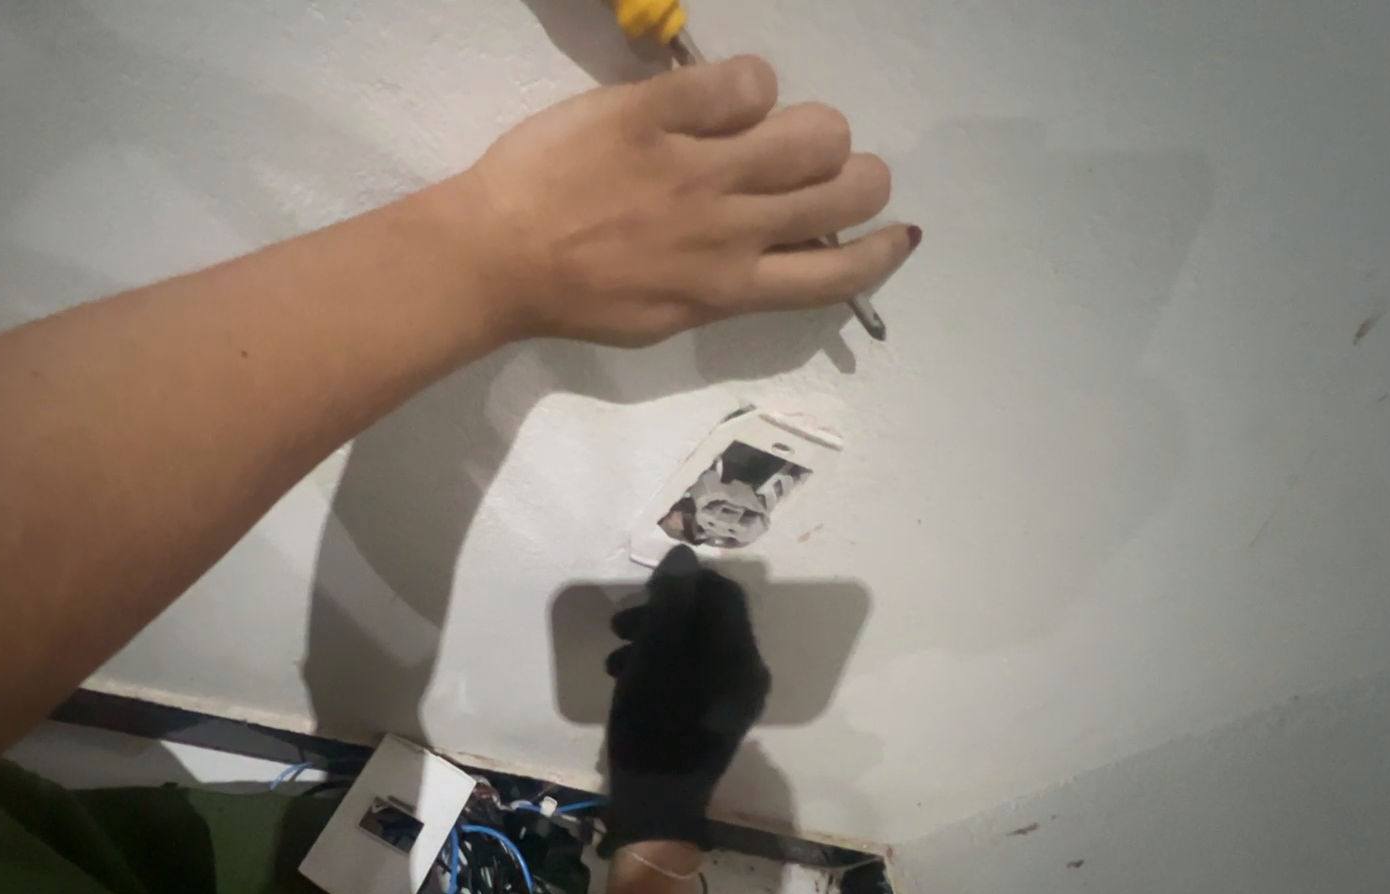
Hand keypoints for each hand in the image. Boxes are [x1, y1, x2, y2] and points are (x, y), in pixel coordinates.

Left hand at [456, 55, 917, 345]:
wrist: (496, 257)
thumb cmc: (573, 299)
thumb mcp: (658, 317)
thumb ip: (723, 288)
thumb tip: (771, 255)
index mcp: (727, 289)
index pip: (836, 275)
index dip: (879, 253)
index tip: (894, 234)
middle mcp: (730, 230)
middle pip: (850, 188)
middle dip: (855, 179)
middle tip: (814, 177)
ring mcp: (698, 167)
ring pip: (815, 131)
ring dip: (806, 133)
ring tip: (760, 138)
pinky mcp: (661, 112)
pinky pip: (746, 80)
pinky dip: (744, 89)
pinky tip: (710, 106)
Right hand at [601, 545, 770, 851]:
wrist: (656, 804)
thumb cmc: (653, 727)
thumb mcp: (654, 658)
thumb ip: (671, 604)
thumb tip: (684, 554)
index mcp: (739, 654)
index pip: (723, 591)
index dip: (684, 579)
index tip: (642, 588)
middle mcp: (746, 670)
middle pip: (708, 617)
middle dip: (661, 611)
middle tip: (620, 622)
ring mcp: (735, 693)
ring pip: (695, 643)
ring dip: (655, 638)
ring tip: (616, 653)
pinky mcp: (718, 710)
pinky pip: (693, 669)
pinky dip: (662, 663)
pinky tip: (628, 676)